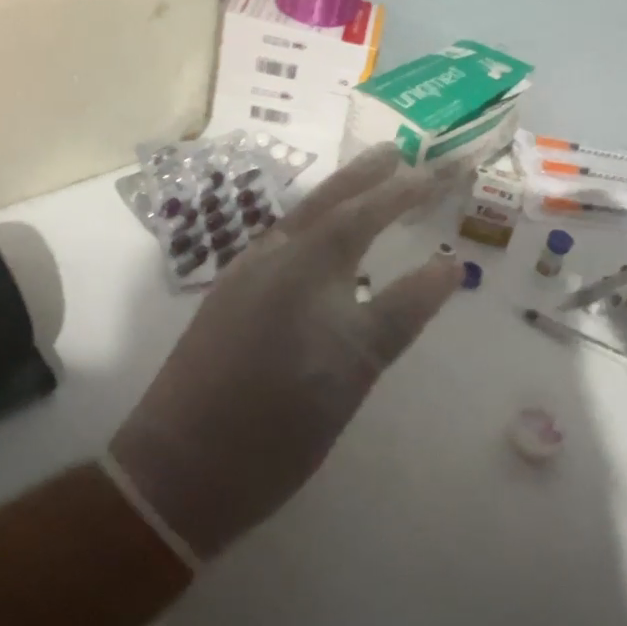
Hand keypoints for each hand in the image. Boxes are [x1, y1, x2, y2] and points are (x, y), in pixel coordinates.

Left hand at [107, 144, 461, 561]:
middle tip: (398, 153)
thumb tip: (450, 265)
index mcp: (303, 264)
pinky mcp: (227, 304)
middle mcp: (270, 257)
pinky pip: (279, 245)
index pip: (369, 209)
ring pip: (297, 221)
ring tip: (364, 190)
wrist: (176, 472)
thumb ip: (402, 309)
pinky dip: (311, 232)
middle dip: (366, 176)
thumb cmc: (276, 422)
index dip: (411, 188)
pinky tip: (319, 251)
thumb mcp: (354, 369)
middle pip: (326, 201)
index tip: (446, 168)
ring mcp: (243, 279)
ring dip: (335, 199)